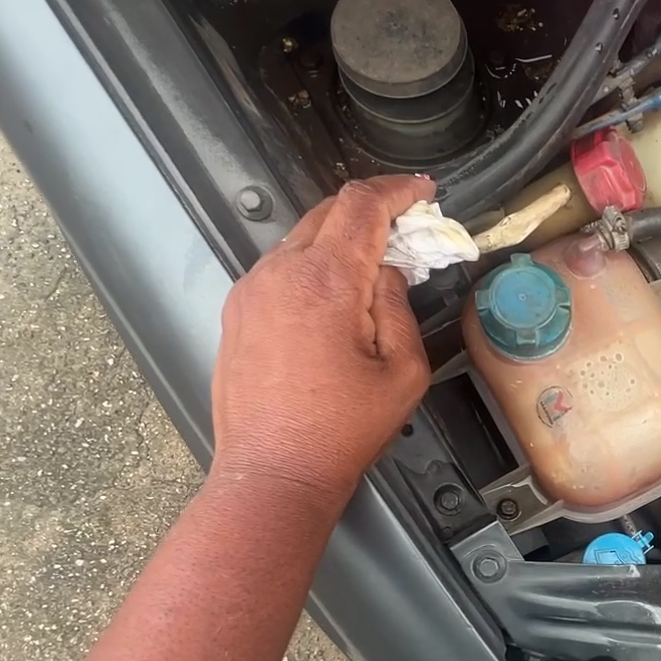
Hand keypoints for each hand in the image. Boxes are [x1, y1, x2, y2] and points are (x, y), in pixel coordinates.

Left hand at [210, 174, 435, 510]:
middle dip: (372, 211)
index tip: (422, 191)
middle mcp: (280, 274)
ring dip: (341, 241)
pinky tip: (337, 299)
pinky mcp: (238, 312)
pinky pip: (281, 269)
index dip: (397, 190)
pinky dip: (314, 267)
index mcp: (326, 283)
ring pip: (301, 239)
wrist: (276, 470)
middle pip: (328, 212)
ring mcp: (251, 291)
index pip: (362, 206)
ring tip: (375, 270)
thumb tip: (387, 272)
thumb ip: (398, 308)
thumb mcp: (402, 372)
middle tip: (408, 229)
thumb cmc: (342, 430)